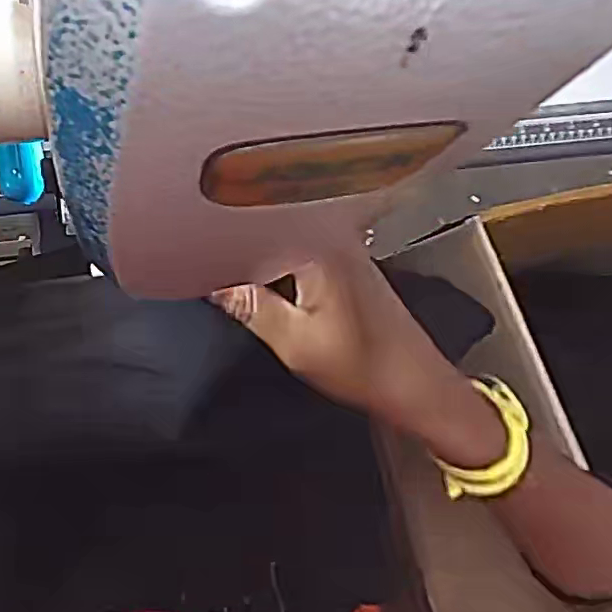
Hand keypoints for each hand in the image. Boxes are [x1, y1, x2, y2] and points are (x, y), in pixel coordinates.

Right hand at [211, 255, 492, 455]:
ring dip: (255, 246)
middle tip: (198, 244)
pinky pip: (298, 248)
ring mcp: (342, 247)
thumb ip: (250, 306)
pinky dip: (275, 258)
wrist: (419, 386)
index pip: (255, 229)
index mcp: (318, 249)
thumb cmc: (362, 366)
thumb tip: (212, 282)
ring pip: (283, 236)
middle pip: (269, 226)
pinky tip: (256, 271)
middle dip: (235, 236)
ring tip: (219, 253)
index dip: (220, 236)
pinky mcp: (345, 263)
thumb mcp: (295, 343)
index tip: (192, 244)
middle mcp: (332, 237)